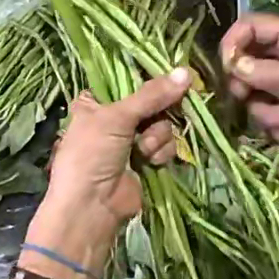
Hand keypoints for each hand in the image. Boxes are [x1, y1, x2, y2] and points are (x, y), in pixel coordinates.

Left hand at [29, 69, 191, 269]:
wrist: (92, 206)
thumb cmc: (92, 154)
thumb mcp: (116, 117)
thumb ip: (151, 95)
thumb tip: (186, 72)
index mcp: (94, 102)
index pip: (126, 81)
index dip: (148, 80)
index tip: (170, 77)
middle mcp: (113, 118)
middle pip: (150, 102)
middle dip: (156, 113)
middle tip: (156, 116)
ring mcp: (130, 140)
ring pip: (161, 124)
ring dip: (157, 136)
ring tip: (142, 149)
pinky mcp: (146, 159)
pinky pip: (165, 144)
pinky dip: (160, 151)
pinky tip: (150, 161)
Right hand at [220, 13, 278, 156]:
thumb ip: (266, 72)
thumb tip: (231, 66)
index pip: (251, 28)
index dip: (234, 44)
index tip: (226, 68)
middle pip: (249, 64)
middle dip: (244, 84)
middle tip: (246, 98)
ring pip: (258, 94)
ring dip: (261, 110)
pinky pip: (274, 116)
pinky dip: (275, 127)